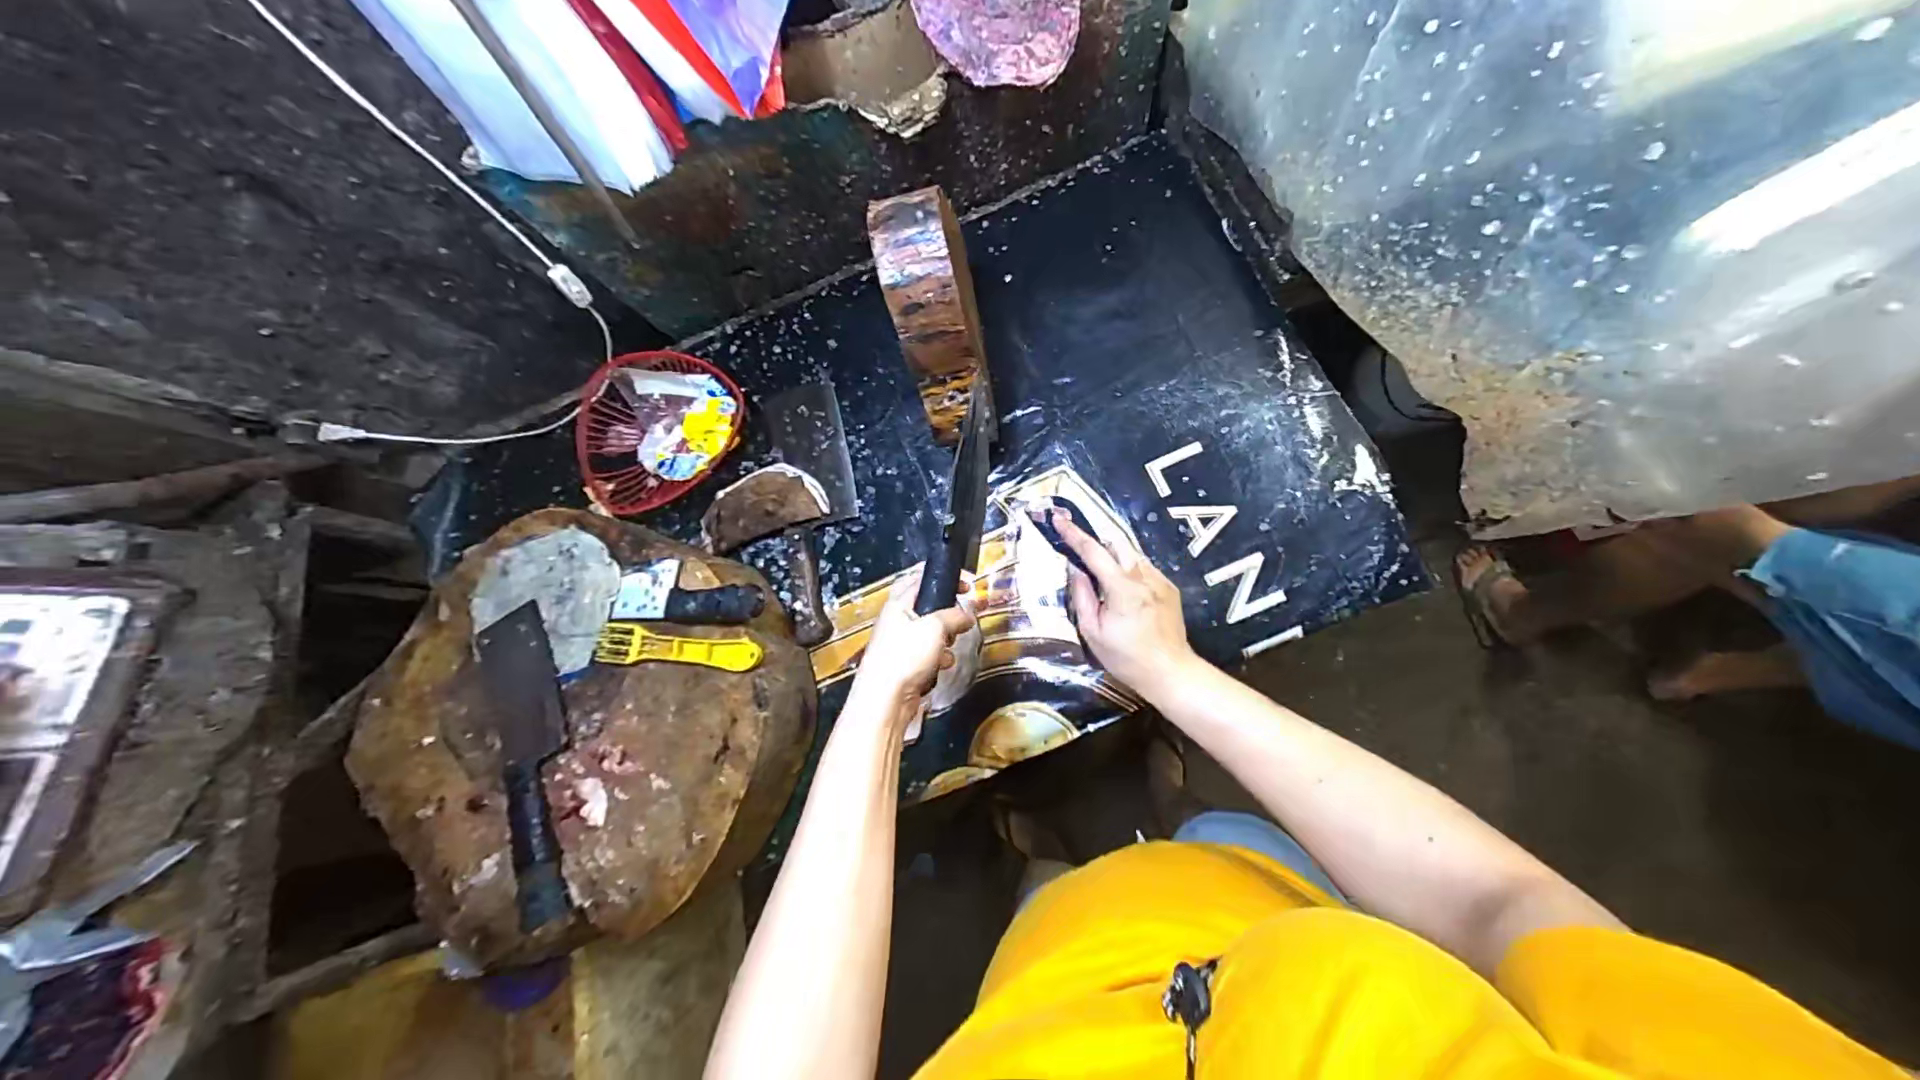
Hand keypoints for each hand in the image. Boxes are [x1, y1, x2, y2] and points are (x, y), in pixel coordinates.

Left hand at [847, 569, 974, 710]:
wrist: (886, 699)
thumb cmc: (905, 656)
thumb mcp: (935, 628)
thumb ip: (954, 616)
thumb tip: (967, 614)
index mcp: (897, 604)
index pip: (919, 580)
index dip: (943, 579)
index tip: (965, 586)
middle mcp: (895, 621)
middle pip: (928, 609)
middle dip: (947, 615)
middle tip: (961, 621)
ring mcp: (899, 644)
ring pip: (930, 634)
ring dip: (944, 640)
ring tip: (949, 645)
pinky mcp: (905, 665)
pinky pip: (927, 654)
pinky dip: (938, 658)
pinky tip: (941, 665)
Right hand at [1051, 510, 1196, 694]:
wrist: (1170, 672)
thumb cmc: (1126, 658)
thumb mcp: (1092, 631)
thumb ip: (1082, 596)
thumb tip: (1076, 570)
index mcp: (1122, 588)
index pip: (1093, 551)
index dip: (1074, 534)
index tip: (1060, 519)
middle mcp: (1144, 577)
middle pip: (1117, 543)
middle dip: (1097, 542)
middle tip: (1081, 553)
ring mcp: (1160, 581)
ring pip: (1132, 555)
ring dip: (1114, 558)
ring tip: (1103, 579)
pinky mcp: (1170, 588)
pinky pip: (1144, 569)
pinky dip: (1129, 572)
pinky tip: (1125, 593)